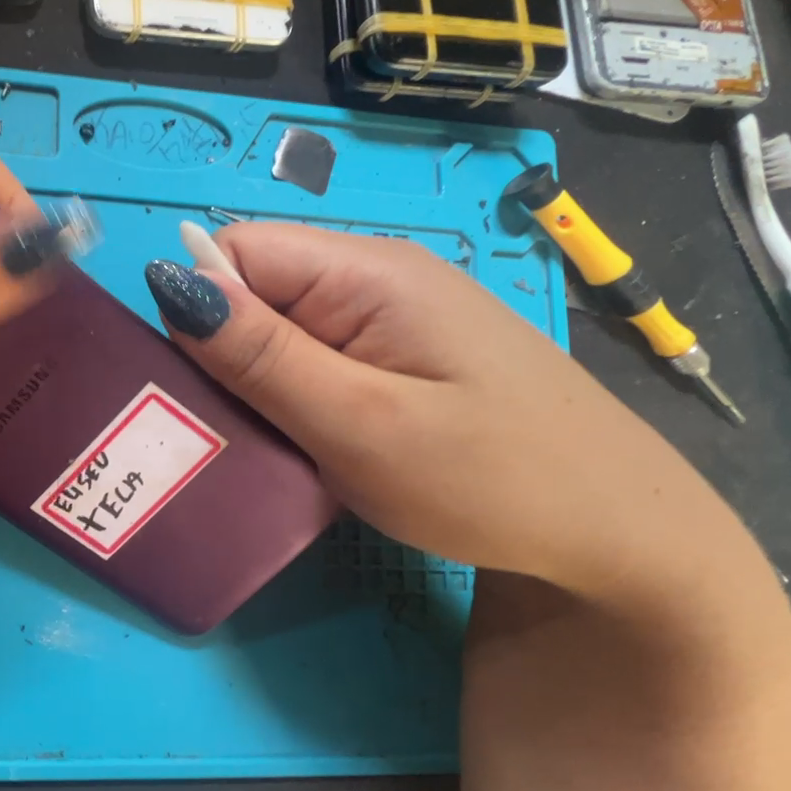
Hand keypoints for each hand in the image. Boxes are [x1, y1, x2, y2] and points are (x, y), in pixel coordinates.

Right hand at [143, 222, 740, 589]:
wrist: (621, 539)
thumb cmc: (490, 480)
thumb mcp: (358, 423)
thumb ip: (260, 354)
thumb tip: (169, 277)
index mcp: (366, 274)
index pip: (236, 251)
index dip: (198, 308)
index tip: (201, 386)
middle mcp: (376, 281)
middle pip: (253, 291)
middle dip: (219, 354)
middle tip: (224, 429)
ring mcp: (391, 323)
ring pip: (277, 333)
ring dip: (251, 385)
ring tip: (258, 445)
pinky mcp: (398, 361)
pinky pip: (312, 363)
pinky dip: (286, 400)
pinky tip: (296, 445)